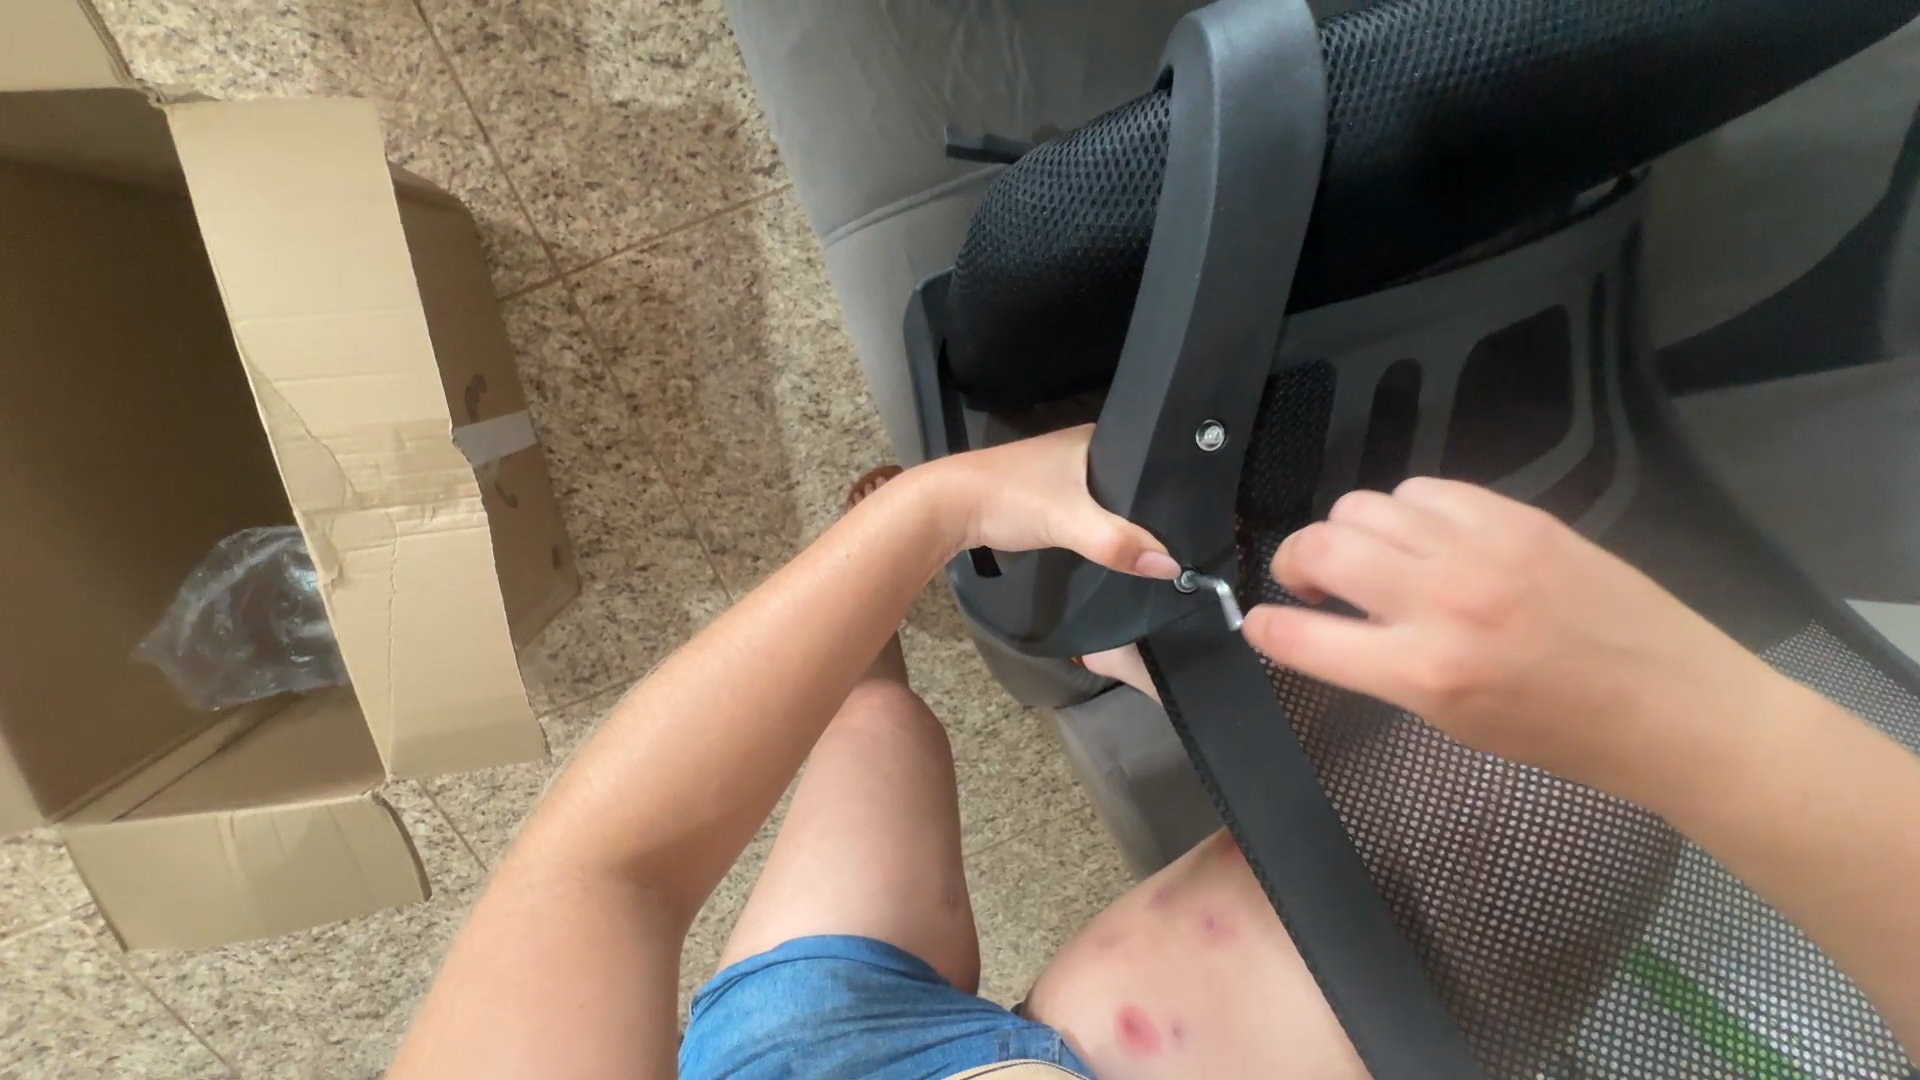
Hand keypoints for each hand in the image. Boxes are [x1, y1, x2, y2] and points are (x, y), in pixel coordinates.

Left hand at [917, 425, 1180, 579]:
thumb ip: (1117, 543)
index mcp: (1096, 437)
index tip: (1204, 510)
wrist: (947, 506)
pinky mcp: (1045, 495)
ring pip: (1107, 495)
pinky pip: (1086, 509)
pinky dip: (1100, 524)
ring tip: (1160, 541)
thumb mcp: (1070, 521)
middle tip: (1188, 534)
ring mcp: (1061, 472)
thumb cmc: (1010, 498)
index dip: (1174, 481)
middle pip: (1131, 479)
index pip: (1151, 453)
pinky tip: (1115, 542)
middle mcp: (1081, 448)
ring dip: (1124, 517)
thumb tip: (1172, 567)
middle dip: (1152, 504)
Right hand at [1239, 477, 1785, 804]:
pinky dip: (1405, 512)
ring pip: (1362, 506)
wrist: (1681, 710)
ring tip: (1374, 557)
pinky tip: (1425, 538)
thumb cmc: (1558, 735)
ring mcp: (1482, 550)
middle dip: (1293, 562)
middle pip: (1320, 546)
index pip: (1301, 636)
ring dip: (1348, 533)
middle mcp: (1442, 601)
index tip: (1257, 622)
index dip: (1262, 628)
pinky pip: (1423, 489)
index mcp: (1423, 672)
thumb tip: (1319, 621)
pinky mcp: (1518, 518)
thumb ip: (1375, 664)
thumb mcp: (1447, 719)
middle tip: (1310, 581)